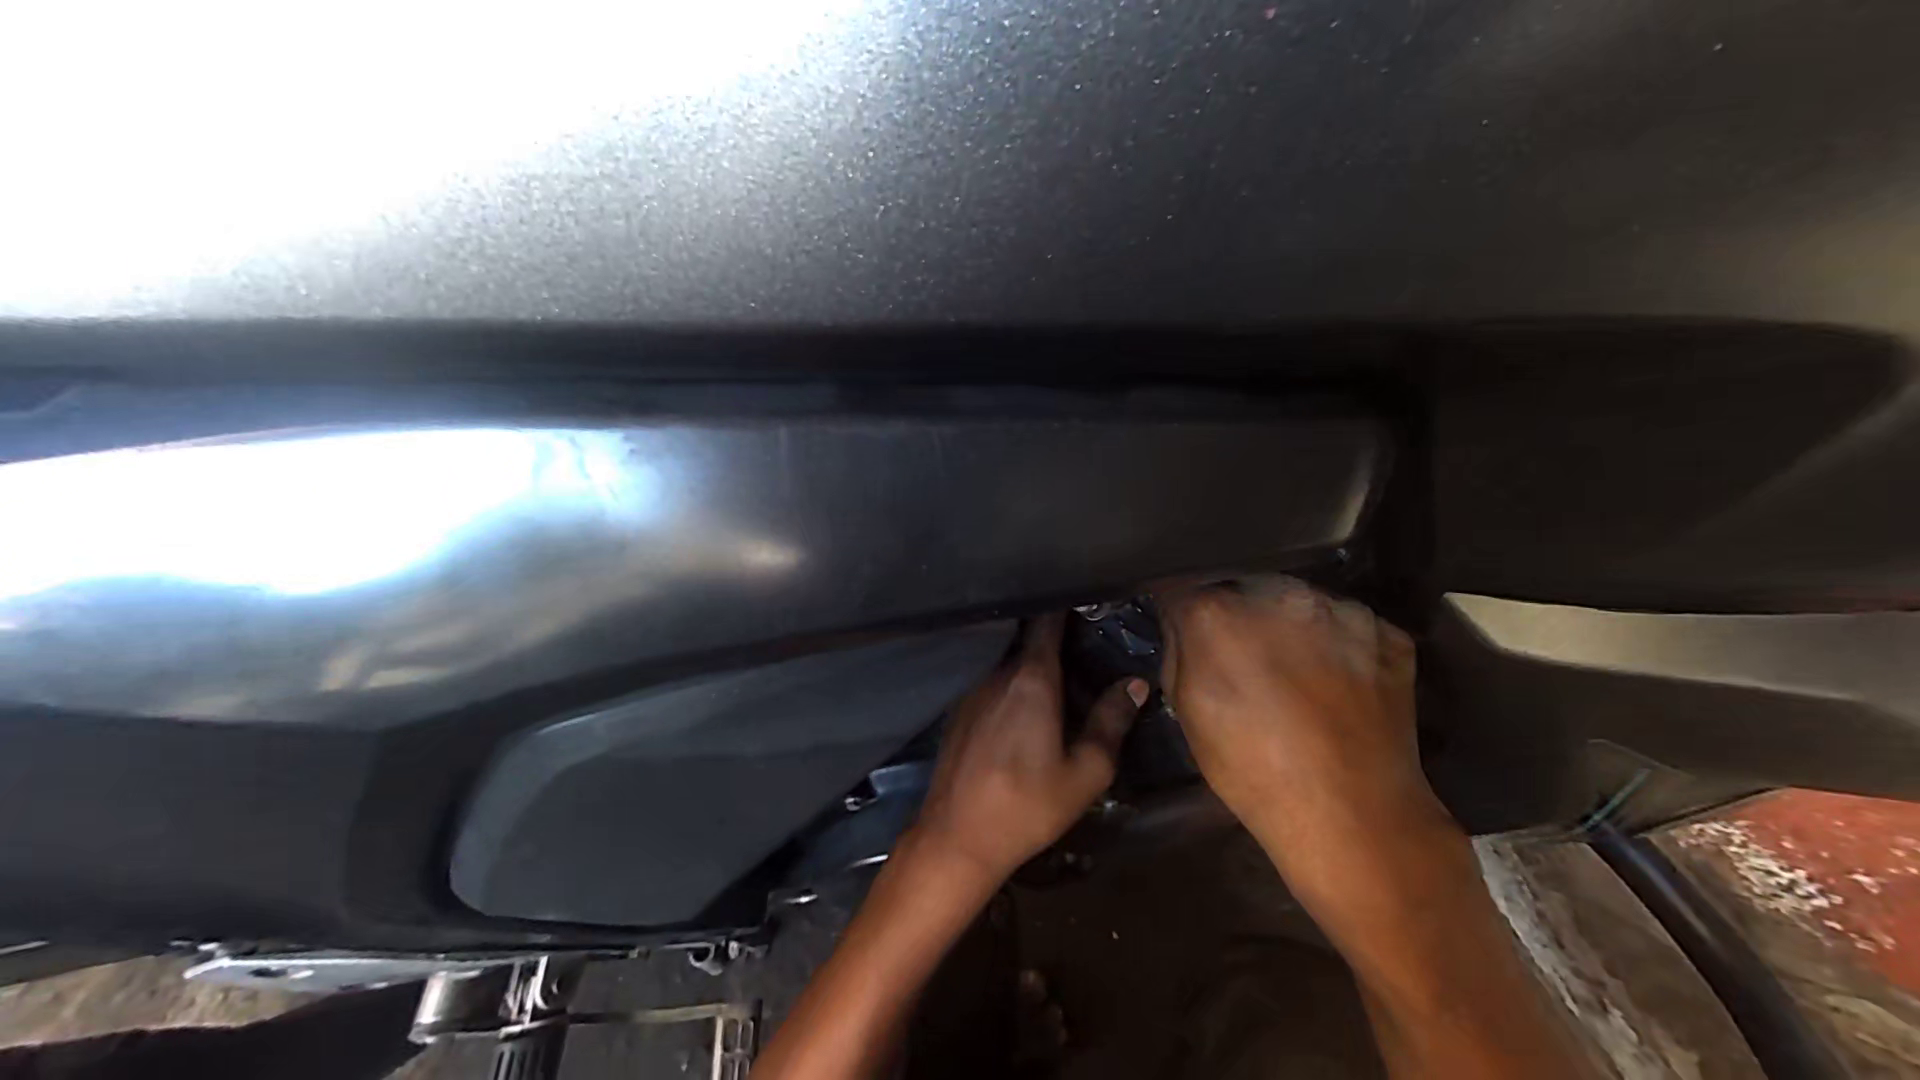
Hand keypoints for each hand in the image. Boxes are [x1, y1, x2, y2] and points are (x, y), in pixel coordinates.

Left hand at [912, 613, 1147, 881]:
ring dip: (1029, 659)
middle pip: (1027, 639)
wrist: (957, 837)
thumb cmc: (1028, 805)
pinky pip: (990, 679)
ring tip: (1058, 669)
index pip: (1047, 623)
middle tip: (1082, 640)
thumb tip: (1134, 683)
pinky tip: (1021, 702)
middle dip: (1053, 635)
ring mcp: (971, 689)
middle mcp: (997, 673)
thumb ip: (1111, 721)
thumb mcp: (1086, 771)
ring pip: (1006, 660)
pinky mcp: (957, 709)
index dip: (1066, 607)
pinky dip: (1009, 680)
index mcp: (1031, 679)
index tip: (1085, 599)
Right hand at [1157, 577, 1446, 859]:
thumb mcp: (1187, 711)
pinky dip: (1336, 642)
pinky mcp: (1386, 631)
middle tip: (1239, 651)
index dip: (1177, 604)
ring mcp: (1338, 609)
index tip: (1179, 620)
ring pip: (1297, 600)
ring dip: (1287, 622)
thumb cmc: (1250, 768)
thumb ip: (1177, 650)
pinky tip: (1335, 682)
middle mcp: (1277, 594)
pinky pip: (1346, 623)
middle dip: (1234, 609)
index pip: (1182, 585)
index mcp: (1217, 613)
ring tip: (1293, 668)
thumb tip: (1180, 621)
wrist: (1353, 815)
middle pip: (1242, 585)